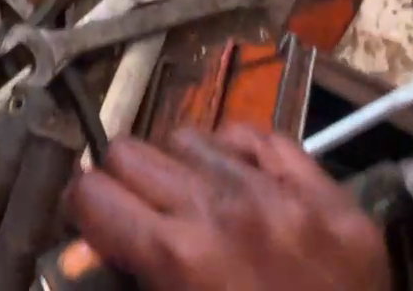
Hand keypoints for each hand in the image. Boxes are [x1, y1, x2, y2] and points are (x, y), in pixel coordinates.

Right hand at [67, 127, 390, 290]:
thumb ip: (124, 279)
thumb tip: (82, 244)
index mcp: (180, 257)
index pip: (91, 192)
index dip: (85, 211)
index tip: (97, 226)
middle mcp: (224, 211)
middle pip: (128, 150)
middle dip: (126, 184)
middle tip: (145, 217)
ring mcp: (283, 199)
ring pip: (187, 136)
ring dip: (182, 169)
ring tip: (201, 208)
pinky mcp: (331, 199)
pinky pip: (258, 137)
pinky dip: (240, 157)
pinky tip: (245, 192)